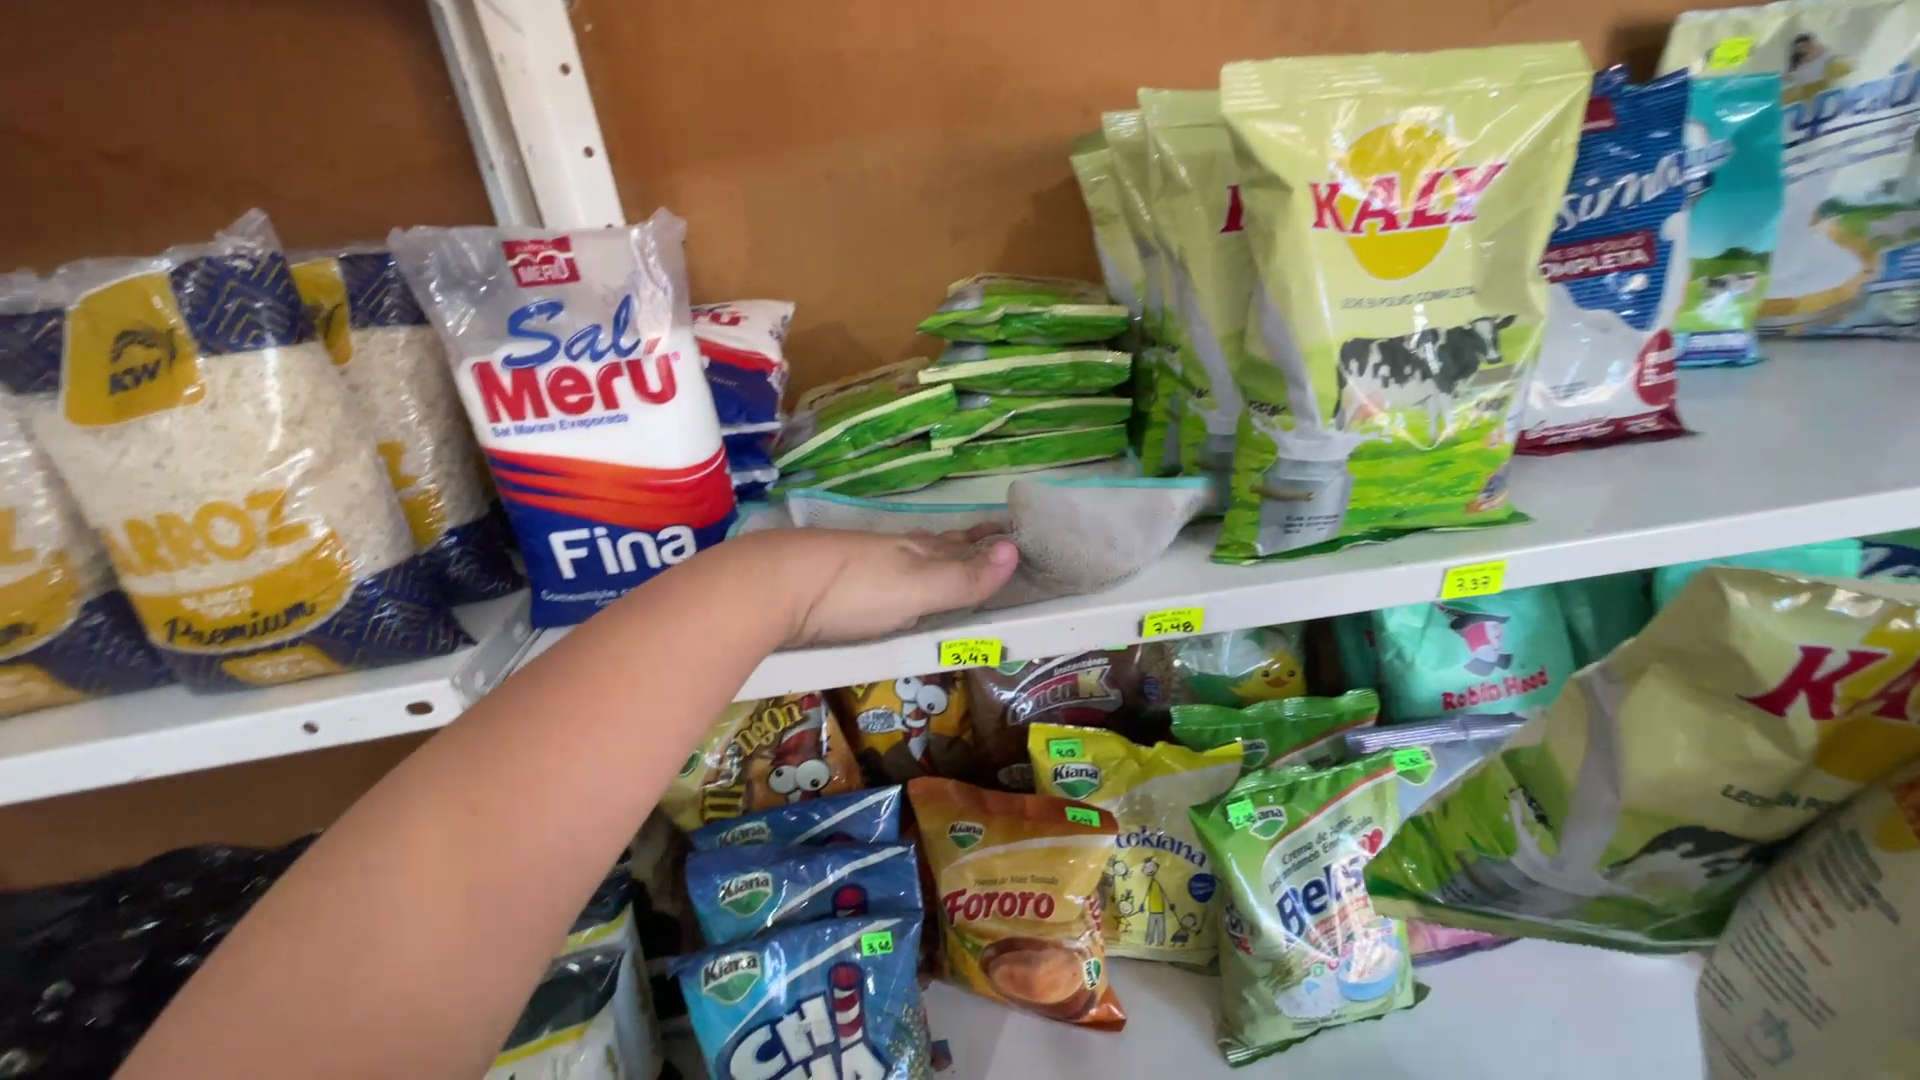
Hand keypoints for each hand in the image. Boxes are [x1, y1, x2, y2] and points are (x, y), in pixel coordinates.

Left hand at [740, 524, 1017, 647]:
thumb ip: (963, 578)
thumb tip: (1016, 551)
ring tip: (939, 550)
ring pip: (902, 552)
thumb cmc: (854, 590)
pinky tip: (882, 573)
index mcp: (916, 553)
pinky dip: (892, 566)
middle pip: (934, 543)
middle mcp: (891, 550)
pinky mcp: (828, 575)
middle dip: (960, 542)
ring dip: (927, 552)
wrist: (773, 584)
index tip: (1008, 532)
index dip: (985, 542)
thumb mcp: (917, 590)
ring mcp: (857, 559)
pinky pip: (875, 567)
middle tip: (983, 536)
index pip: (960, 544)